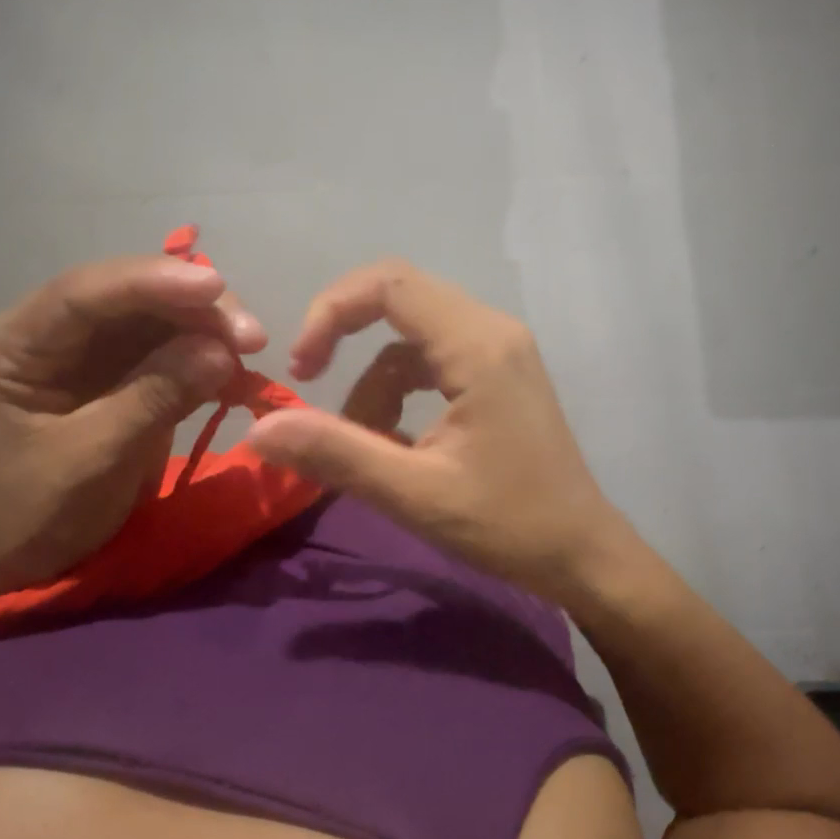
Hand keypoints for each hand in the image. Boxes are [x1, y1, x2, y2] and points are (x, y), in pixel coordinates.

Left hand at [0, 256, 265, 592]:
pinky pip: (175, 350)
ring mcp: (96, 353)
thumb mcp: (94, 458)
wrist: (33, 562)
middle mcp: (57, 334)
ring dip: (210, 327)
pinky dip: (211, 355)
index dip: (150, 282)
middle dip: (193, 307)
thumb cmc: (40, 512)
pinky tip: (241, 368)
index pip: (84, 294)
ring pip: (160, 317)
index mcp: (19, 344)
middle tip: (252, 335)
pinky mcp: (129, 376)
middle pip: (130, 297)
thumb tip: (221, 350)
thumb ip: (152, 398)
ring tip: (253, 349)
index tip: (214, 288)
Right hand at [247, 260, 628, 603]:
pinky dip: (400, 394)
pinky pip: (432, 364)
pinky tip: (395, 445)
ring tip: (364, 446)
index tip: (301, 370)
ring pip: (410, 340)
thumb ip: (337, 454)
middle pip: (399, 299)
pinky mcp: (499, 377)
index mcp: (478, 346)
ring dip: (374, 384)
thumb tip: (258, 430)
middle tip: (311, 391)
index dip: (330, 312)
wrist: (582, 554)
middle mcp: (492, 332)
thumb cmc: (508, 524)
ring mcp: (500, 353)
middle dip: (344, 339)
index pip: (388, 284)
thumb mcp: (415, 494)